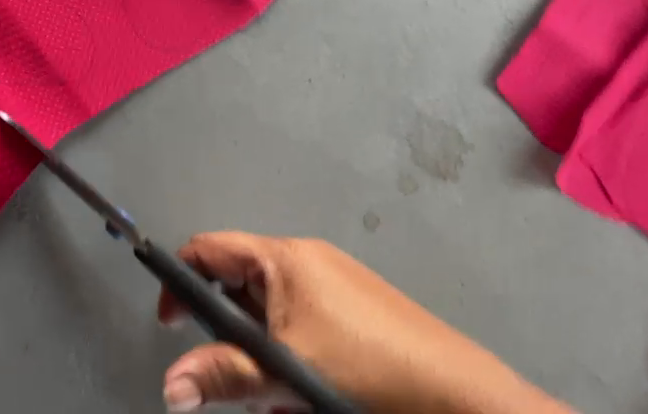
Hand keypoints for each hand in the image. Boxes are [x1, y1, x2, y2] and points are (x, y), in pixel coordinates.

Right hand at [157, 233, 566, 413]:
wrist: (478, 407)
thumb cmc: (371, 373)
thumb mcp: (287, 374)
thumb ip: (223, 376)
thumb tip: (169, 390)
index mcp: (282, 257)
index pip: (206, 250)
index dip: (179, 282)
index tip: (173, 326)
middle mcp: (306, 260)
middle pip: (239, 284)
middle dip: (230, 333)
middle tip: (236, 374)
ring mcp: (339, 286)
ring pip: (273, 313)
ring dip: (265, 353)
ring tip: (283, 397)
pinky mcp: (365, 315)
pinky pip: (307, 326)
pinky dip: (296, 357)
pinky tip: (313, 396)